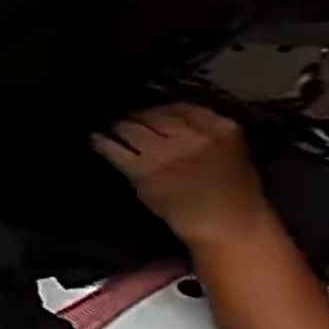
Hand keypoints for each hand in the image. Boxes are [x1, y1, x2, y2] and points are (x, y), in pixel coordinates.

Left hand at [92, 103, 271, 246]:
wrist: (225, 220)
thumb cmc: (232, 191)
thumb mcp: (231, 151)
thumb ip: (205, 135)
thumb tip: (173, 127)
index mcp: (221, 128)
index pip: (182, 108)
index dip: (160, 108)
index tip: (149, 112)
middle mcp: (191, 137)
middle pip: (154, 116)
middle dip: (137, 117)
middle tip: (126, 120)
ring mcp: (165, 153)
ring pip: (132, 130)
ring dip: (119, 127)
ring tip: (111, 129)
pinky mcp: (143, 171)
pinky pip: (116, 151)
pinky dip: (102, 144)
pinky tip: (95, 140)